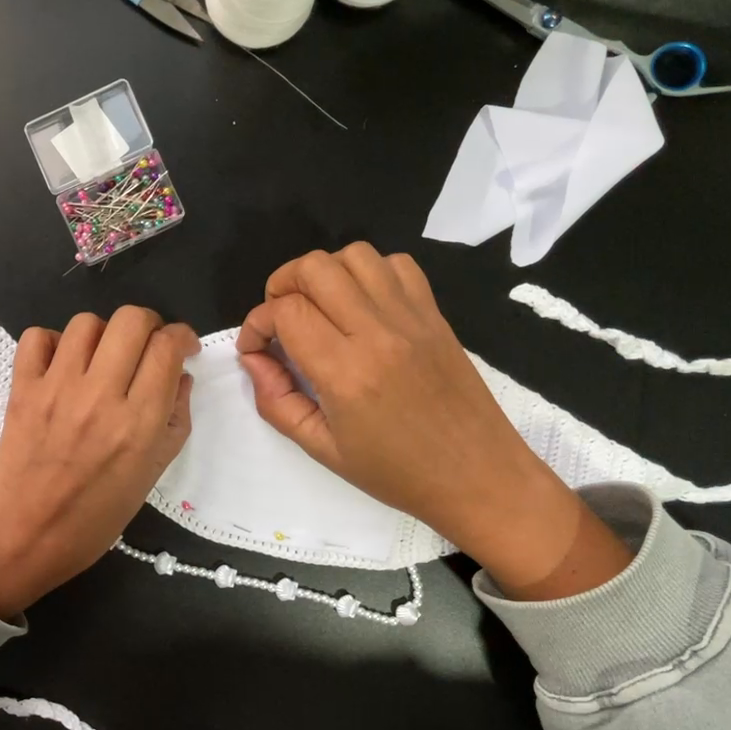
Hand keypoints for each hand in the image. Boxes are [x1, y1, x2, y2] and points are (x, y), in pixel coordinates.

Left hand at [0, 306, 198, 615]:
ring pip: (87, 323)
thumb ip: (174, 421)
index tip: (181, 348)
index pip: (168, 347)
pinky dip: (53, 343)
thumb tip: (179, 374)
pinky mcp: (22, 390)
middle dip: (148, 326)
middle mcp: (100, 397)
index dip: (182, 337)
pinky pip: (37, 337)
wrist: (24, 537)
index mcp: (140, 424)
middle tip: (145, 349)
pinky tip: (62, 367)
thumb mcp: (151, 476)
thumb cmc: (95, 518)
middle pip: (132, 320)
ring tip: (102, 360)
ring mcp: (57, 390)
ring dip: (103, 334)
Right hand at [234, 244, 629, 599]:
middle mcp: (378, 333)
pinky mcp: (435, 314)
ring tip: (318, 308)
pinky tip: (361, 306)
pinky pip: (396, 264)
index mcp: (346, 373)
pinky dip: (368, 273)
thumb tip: (253, 359)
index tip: (255, 348)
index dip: (256, 323)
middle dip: (282, 286)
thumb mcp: (322, 448)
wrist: (477, 475)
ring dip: (324, 274)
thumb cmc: (395, 472)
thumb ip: (278, 400)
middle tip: (280, 321)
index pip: (286, 312)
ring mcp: (411, 317)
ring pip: (355, 255)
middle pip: (315, 268)